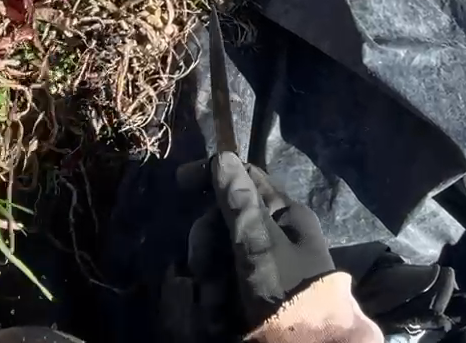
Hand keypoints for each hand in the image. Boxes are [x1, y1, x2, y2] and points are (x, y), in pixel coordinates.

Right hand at [178, 152, 335, 326]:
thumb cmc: (285, 288)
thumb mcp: (259, 242)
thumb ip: (238, 200)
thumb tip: (223, 156)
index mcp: (284, 213)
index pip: (244, 177)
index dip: (212, 175)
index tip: (181, 184)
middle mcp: (276, 232)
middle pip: (226, 217)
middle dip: (207, 239)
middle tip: (201, 266)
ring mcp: (265, 263)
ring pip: (221, 250)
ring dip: (208, 272)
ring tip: (212, 299)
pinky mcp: (256, 291)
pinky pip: (225, 278)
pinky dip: (216, 292)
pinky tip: (216, 310)